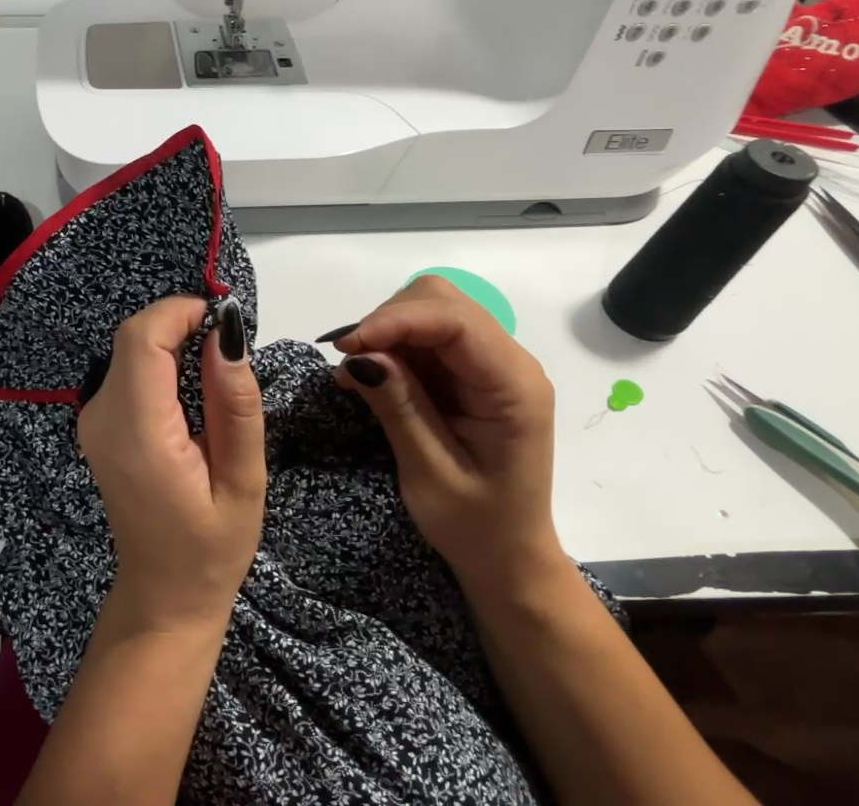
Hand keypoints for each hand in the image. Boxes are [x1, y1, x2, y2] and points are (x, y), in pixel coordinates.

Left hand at [79, 296, 265, 631]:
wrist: (163, 594)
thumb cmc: (212, 548)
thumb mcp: (243, 480)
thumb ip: (234, 404)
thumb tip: (227, 334)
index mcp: (138, 434)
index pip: (142, 339)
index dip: (181, 313)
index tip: (227, 321)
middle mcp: (102, 420)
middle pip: (132, 338)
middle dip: (180, 325)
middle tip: (229, 350)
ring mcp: (92, 423)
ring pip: (127, 350)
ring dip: (171, 344)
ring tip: (216, 377)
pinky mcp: (96, 426)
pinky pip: (125, 372)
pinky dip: (158, 364)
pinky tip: (191, 395)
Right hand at [326, 276, 563, 599]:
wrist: (508, 557)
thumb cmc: (475, 525)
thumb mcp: (430, 472)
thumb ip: (400, 407)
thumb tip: (361, 355)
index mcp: (513, 386)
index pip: (454, 321)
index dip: (396, 320)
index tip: (346, 347)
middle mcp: (509, 363)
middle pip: (442, 301)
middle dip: (389, 320)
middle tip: (350, 362)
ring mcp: (490, 365)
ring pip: (430, 312)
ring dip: (386, 332)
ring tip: (355, 374)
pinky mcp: (470, 374)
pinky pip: (426, 338)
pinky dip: (391, 347)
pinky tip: (369, 377)